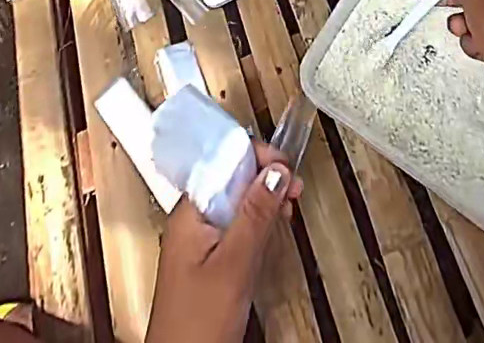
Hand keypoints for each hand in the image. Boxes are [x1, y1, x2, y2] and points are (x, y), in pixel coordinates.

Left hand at [145, 145, 301, 342]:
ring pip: (237, 202)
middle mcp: (192, 220)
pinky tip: (272, 228)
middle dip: (265, 178)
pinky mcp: (209, 258)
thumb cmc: (196, 327)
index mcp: (190, 213)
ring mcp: (200, 239)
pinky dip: (258, 222)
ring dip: (264, 200)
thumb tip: (276, 170)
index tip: (285, 167)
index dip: (257, 157)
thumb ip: (255, 215)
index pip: (224, 160)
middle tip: (293, 189)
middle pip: (232, 178)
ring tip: (287, 207)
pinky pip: (236, 225)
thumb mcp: (234, 265)